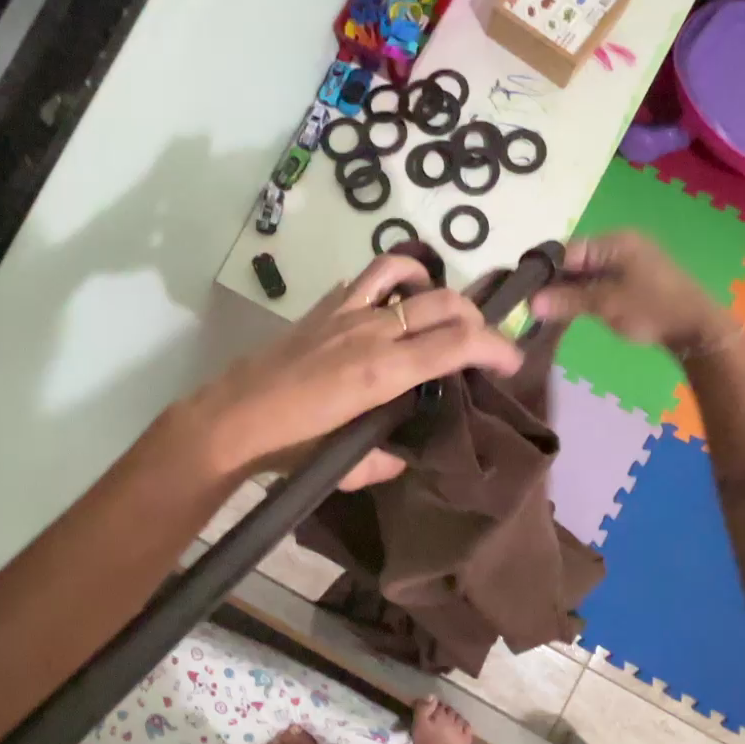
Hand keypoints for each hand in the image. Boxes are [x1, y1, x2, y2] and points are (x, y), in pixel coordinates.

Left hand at [185, 254, 523, 487]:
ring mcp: (344, 313)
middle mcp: (370, 333)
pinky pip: (365, 279)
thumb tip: (404, 458)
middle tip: (484, 343)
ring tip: (442, 311)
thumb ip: (382, 462)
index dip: (495, 348)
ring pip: (404, 275)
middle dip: (477, 319)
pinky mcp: (322, 309)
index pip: (457, 344)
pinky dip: (391, 281)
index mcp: (382, 373)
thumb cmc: (289, 447)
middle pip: (443, 304)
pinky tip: (392, 306)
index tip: (512, 361)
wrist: (232, 419)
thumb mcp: (343, 468)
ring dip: (434, 287)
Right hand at [529, 232, 727, 351]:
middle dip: (553, 281)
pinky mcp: (631, 279)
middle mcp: (620, 245)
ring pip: (584, 272)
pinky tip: (567, 309)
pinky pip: (597, 281)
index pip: (567, 249)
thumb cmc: (652, 310)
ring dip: (566, 290)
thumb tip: (529, 303)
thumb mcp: (605, 304)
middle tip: (530, 304)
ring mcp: (627, 262)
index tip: (522, 290)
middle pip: (574, 259)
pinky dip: (581, 294)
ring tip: (544, 309)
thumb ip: (566, 300)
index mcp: (615, 241)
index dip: (543, 268)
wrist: (697, 329)